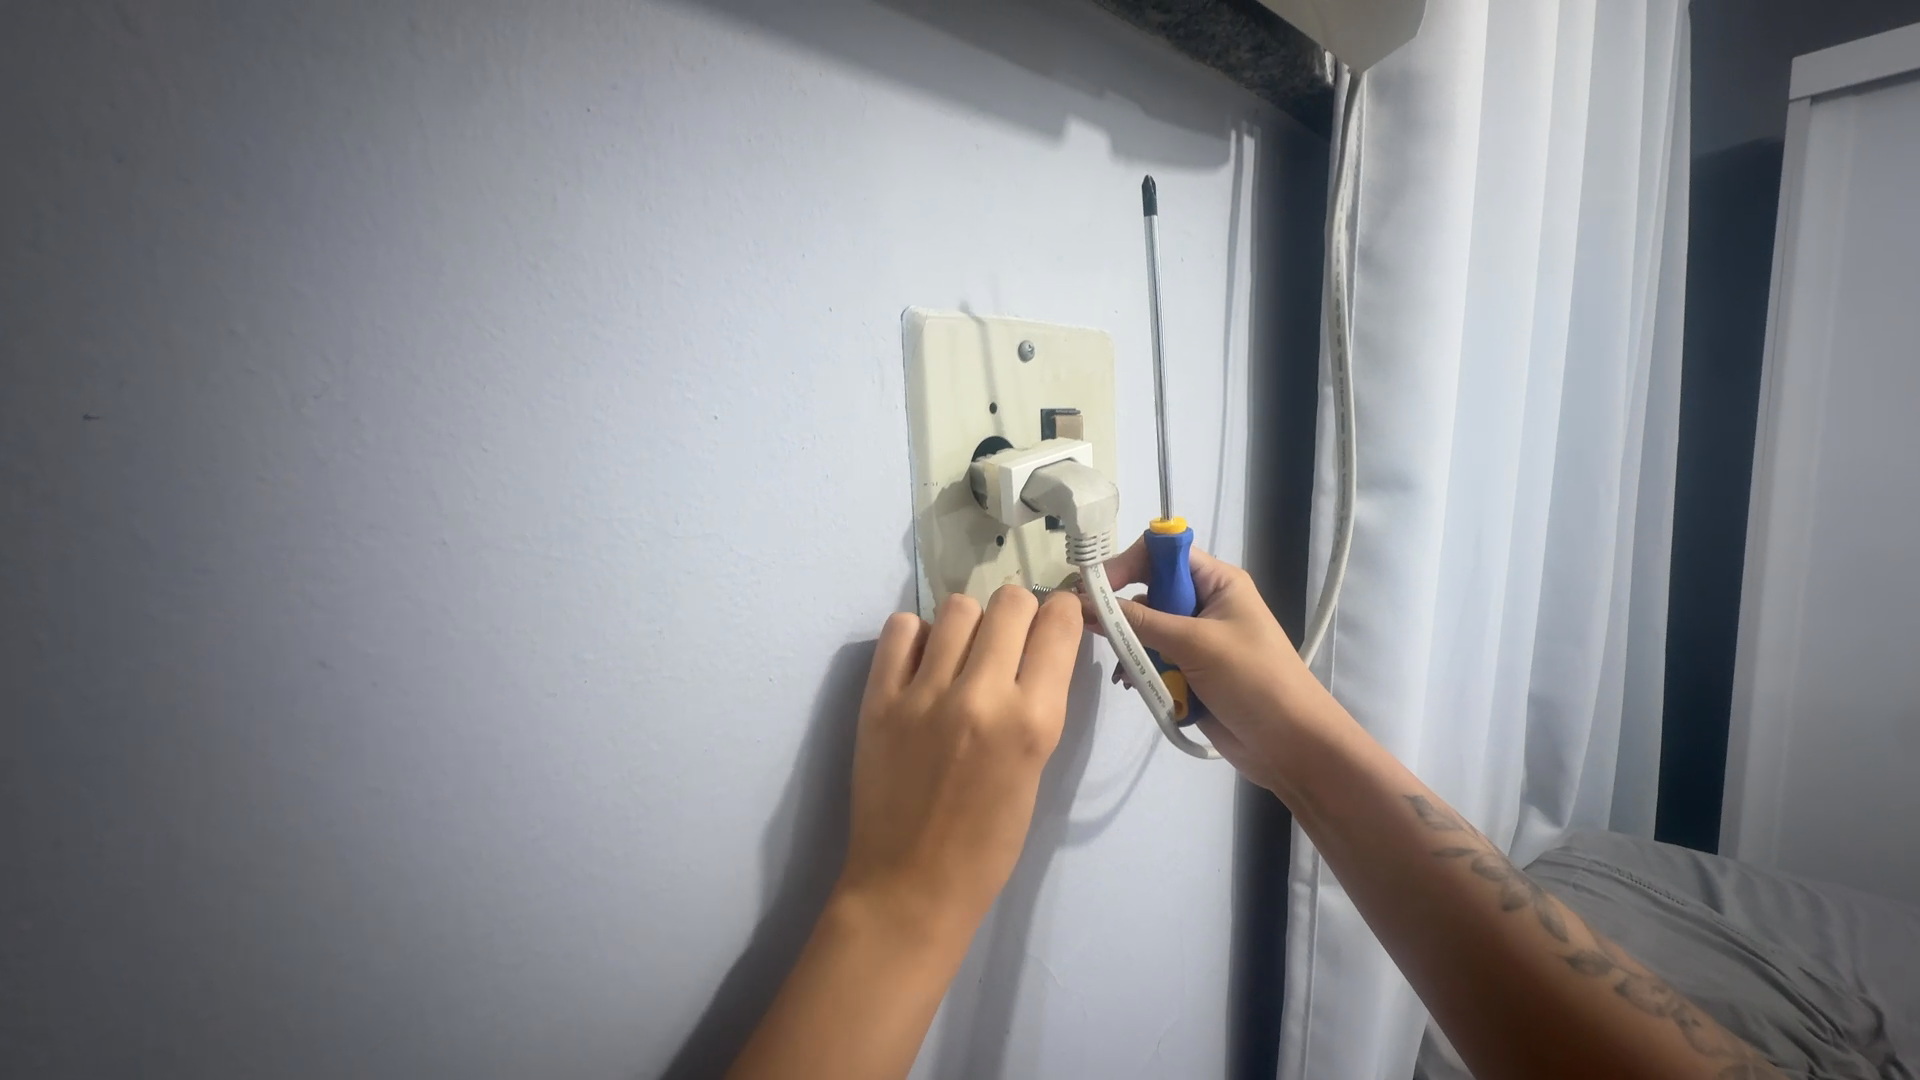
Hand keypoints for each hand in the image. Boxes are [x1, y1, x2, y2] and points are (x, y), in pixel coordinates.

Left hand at [836, 586, 1083, 930]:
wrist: (911, 885)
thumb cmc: (988, 841)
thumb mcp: (1037, 768)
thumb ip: (1040, 701)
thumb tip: (1040, 643)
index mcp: (1033, 721)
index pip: (1057, 623)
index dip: (1061, 613)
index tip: (1052, 623)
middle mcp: (981, 695)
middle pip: (1009, 602)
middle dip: (1018, 613)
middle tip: (1006, 642)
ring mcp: (923, 694)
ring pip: (957, 607)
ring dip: (968, 625)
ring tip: (960, 656)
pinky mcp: (878, 699)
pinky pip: (901, 628)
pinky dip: (916, 637)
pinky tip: (920, 665)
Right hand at [1084, 538, 1342, 791]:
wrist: (1290, 745)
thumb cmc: (1253, 680)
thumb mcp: (1194, 644)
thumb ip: (1138, 622)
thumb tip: (1084, 603)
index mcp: (1216, 581)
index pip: (1162, 552)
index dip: (1127, 563)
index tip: (1096, 588)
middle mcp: (1204, 602)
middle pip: (1148, 590)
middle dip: (1123, 610)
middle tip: (1093, 628)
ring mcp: (1195, 638)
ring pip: (1144, 627)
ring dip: (1130, 646)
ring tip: (1124, 668)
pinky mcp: (1188, 669)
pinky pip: (1151, 657)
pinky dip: (1139, 668)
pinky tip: (1131, 683)